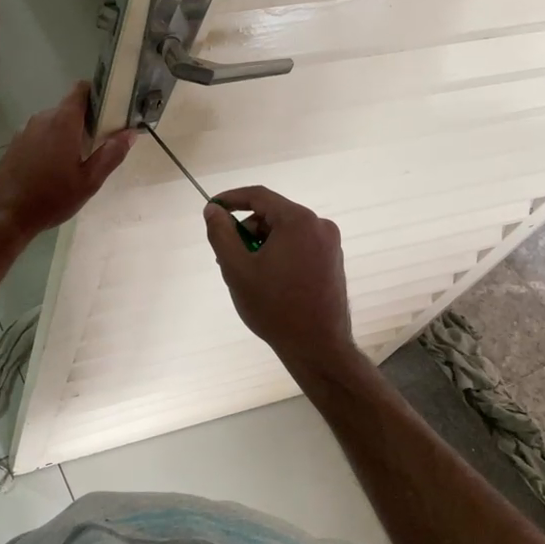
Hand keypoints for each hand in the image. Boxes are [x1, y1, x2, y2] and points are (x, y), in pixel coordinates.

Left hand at [0, 82, 134, 237]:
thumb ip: (111, 154)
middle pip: (68, 109)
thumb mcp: (89, 181)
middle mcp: (41, 119)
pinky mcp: (14, 145)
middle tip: (99, 144)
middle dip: (85, 121)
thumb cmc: (51, 197)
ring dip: (67, 134)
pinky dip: (50, 144)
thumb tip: (130, 133)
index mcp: (62, 121)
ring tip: (77, 161)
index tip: (110, 109)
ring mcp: (24, 131)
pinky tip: (53, 170)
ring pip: (53, 123)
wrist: (4, 215)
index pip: (80, 90)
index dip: (96, 94)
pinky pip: (39, 136)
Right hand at [204, 186, 353, 365]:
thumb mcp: (237, 268)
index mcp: (298, 221)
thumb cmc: (274, 307)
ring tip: (247, 273)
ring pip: (285, 231)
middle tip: (227, 255)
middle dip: (246, 230)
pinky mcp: (332, 261)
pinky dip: (279, 253)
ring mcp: (330, 244)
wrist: (318, 348)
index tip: (211, 208)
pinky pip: (298, 245)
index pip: (258, 195)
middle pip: (272, 214)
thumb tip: (213, 210)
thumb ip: (221, 233)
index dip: (231, 199)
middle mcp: (319, 226)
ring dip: (261, 243)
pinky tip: (267, 279)